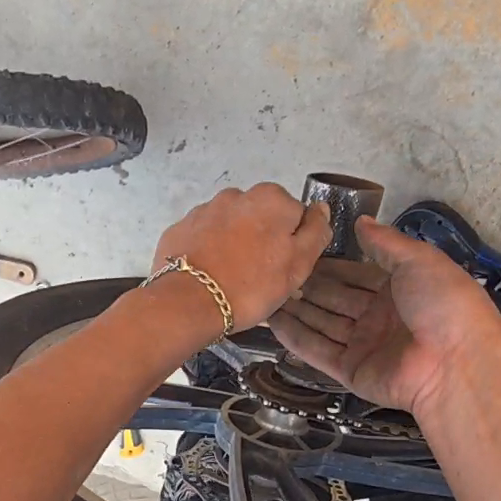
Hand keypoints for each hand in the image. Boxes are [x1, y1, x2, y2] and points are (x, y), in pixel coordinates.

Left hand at [147, 184, 333, 334]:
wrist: (187, 304)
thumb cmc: (249, 288)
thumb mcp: (298, 266)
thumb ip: (316, 232)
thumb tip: (321, 209)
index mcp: (272, 199)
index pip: (295, 218)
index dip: (292, 246)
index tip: (281, 270)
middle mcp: (237, 195)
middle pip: (260, 220)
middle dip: (261, 244)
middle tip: (256, 280)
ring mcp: (204, 210)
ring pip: (230, 229)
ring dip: (233, 247)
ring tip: (229, 280)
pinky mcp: (180, 230)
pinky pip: (202, 240)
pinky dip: (207, 254)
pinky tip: (208, 277)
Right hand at [269, 216, 500, 410]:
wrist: (454, 363)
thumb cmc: (445, 305)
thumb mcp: (419, 260)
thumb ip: (385, 243)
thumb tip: (361, 221)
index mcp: (399, 289)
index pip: (355, 275)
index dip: (330, 266)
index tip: (301, 255)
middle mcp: (379, 317)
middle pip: (335, 300)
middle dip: (308, 288)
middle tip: (276, 274)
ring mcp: (364, 345)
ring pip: (322, 324)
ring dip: (296, 311)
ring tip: (267, 295)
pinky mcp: (350, 371)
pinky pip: (318, 351)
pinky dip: (296, 338)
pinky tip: (273, 322)